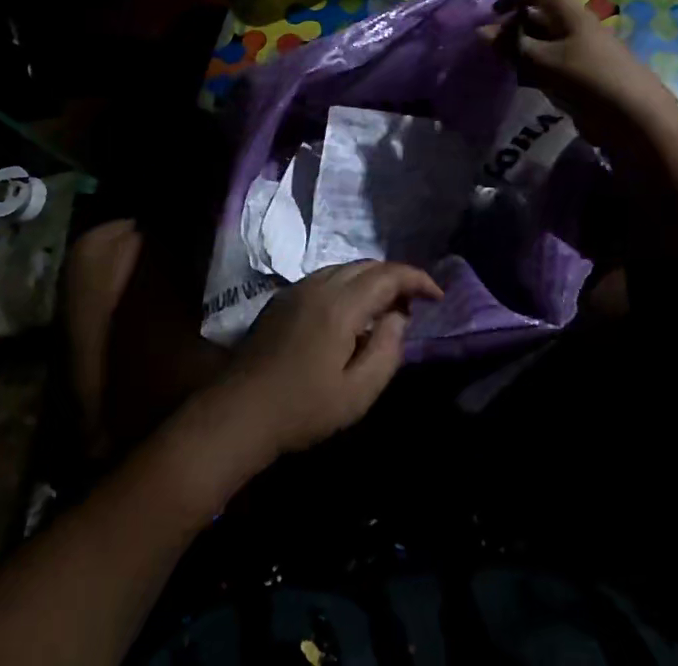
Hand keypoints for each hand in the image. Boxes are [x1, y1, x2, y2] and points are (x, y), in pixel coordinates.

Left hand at [212, 262, 441, 456]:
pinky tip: (351, 313)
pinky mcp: (281, 301)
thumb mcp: (358, 392)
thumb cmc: (303, 408)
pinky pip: (324, 278)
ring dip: (371, 280)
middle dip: (396, 278)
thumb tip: (399, 318)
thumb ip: (387, 350)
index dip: (417, 280)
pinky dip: (348, 285)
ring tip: (386, 308)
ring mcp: (296, 290)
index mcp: (339, 305)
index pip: (387, 275)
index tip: (438, 296)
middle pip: (366, 265)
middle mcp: (317, 286)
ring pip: (343, 268)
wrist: (239, 412)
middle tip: (415, 305)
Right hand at [482, 0, 676, 140]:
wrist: (632, 117)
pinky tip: (521, 82)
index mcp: (571, 15)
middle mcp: (576, 28)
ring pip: (543, 43)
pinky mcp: (580, 77)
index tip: (494, 13)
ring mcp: (579, 53)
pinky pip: (550, 66)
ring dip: (521, 51)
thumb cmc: (587, 78)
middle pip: (540, 17)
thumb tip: (482, 32)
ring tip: (501, 65)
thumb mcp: (544, 60)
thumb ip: (512, 46)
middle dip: (514, 27)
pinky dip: (533, 70)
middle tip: (491, 46)